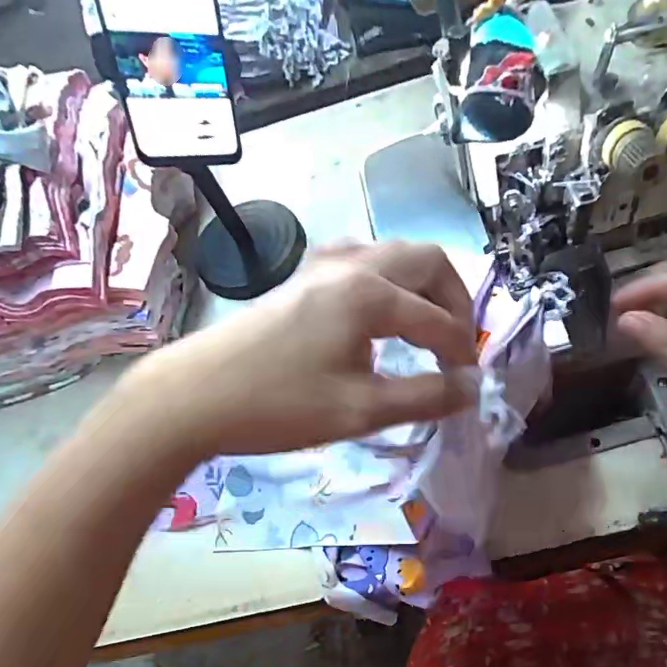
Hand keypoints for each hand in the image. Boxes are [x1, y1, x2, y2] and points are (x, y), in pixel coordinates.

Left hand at [126, 241, 478, 457]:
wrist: (194, 397)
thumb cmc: (279, 405)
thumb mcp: (361, 410)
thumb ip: (425, 396)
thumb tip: (472, 387)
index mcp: (370, 293)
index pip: (438, 319)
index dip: (461, 353)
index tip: (467, 386)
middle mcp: (352, 265)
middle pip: (427, 261)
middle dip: (454, 301)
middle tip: (456, 345)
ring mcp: (322, 266)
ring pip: (395, 256)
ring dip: (422, 288)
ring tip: (426, 332)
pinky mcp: (302, 278)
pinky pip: (365, 264)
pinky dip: (391, 286)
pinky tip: (381, 320)